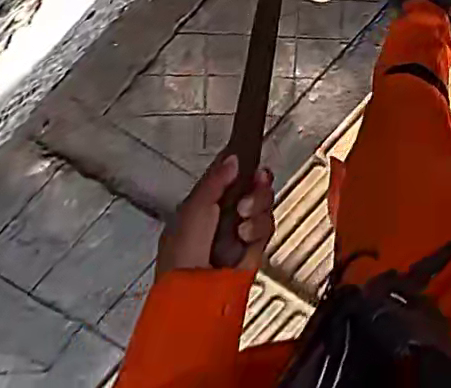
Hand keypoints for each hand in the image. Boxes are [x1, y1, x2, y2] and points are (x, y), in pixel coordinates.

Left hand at [157, 154, 274, 273]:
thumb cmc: (183, 256)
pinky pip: (268, 223)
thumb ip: (214, 181)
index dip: (238, 165)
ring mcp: (237, 232)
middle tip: (257, 180)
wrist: (196, 293)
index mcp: (201, 207)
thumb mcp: (194, 208)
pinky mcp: (253, 246)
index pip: (225, 177)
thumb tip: (232, 159)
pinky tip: (246, 232)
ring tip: (245, 213)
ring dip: (258, 203)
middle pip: (251, 186)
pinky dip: (259, 225)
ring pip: (263, 202)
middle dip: (257, 181)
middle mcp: (221, 217)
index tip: (246, 157)